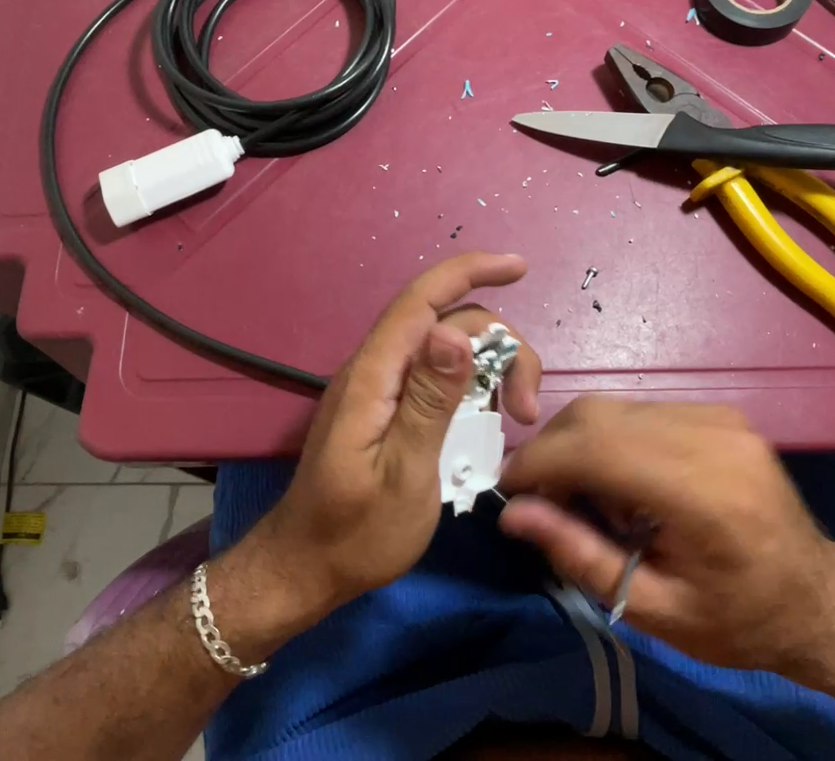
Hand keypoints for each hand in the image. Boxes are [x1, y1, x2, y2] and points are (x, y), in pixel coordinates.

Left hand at [246, 253, 542, 612]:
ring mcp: (379, 387)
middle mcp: (375, 369)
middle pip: (445, 322)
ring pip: (444, 347)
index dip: (470, 271)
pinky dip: (472, 383)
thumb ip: (430, 402)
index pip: (422, 300)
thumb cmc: (357, 533)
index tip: (519, 267)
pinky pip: (435, 374)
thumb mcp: (405, 474)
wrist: (306, 567)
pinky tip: (490, 415)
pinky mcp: (385, 408)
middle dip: (499, 345)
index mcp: (374, 375)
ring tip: (518, 415)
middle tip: (527, 408)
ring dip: (491, 365)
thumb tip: (456, 333)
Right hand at [496, 398, 834, 683]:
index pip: (596, 448)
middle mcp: (713, 437)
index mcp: (705, 494)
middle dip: (551, 451)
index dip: (538, 462)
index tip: (506, 490)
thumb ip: (581, 556)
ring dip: (578, 445)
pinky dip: (609, 439)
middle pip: (597, 415)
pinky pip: (638, 410)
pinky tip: (621, 483)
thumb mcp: (657, 609)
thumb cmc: (740, 621)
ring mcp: (719, 418)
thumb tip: (513, 514)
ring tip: (586, 500)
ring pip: (612, 407)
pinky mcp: (719, 413)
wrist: (822, 602)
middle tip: (540, 500)